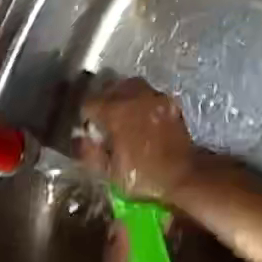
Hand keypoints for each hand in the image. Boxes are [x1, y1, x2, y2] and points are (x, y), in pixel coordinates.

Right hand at [79, 77, 198, 200]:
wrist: (183, 173)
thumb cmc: (143, 176)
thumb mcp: (110, 172)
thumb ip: (91, 153)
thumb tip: (79, 138)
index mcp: (117, 112)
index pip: (91, 102)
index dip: (85, 115)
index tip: (86, 127)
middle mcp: (136, 97)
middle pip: (112, 87)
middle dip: (103, 100)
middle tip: (101, 119)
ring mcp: (155, 96)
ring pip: (132, 85)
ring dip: (122, 94)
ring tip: (120, 113)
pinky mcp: (169, 101)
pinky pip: (149, 92)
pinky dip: (141, 99)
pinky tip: (141, 116)